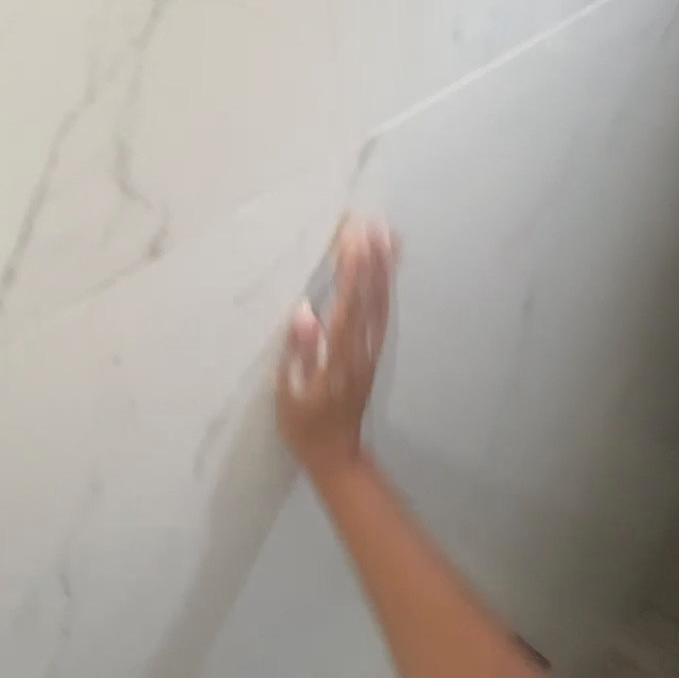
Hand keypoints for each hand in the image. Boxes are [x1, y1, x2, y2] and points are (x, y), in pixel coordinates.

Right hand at [276, 217, 398, 476]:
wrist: (336, 455)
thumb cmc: (304, 425)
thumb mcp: (291, 394)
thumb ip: (300, 352)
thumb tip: (305, 311)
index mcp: (338, 356)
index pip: (348, 304)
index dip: (352, 269)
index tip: (353, 237)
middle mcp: (360, 349)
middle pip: (370, 298)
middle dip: (371, 259)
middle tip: (371, 223)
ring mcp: (371, 352)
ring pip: (382, 303)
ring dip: (385, 268)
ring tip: (388, 235)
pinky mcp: (373, 354)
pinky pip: (383, 314)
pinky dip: (386, 287)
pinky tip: (386, 270)